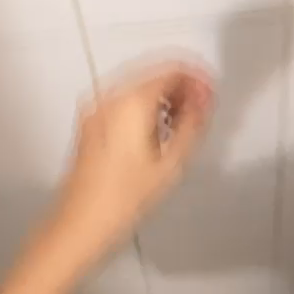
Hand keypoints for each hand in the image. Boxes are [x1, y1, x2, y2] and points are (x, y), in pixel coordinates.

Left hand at [47, 61, 216, 268]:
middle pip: (155, 73)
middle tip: (204, 108)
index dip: (198, 77)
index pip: (172, 69)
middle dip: (183, 86)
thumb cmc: (123, 199)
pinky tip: (160, 129)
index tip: (213, 93)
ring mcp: (96, 108)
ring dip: (166, 96)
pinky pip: (125, 100)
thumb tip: (204, 101)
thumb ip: (193, 124)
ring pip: (140, 85)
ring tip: (186, 122)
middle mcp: (109, 96)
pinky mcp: (91, 122)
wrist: (80, 224)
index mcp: (131, 101)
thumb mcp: (171, 163)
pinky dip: (147, 106)